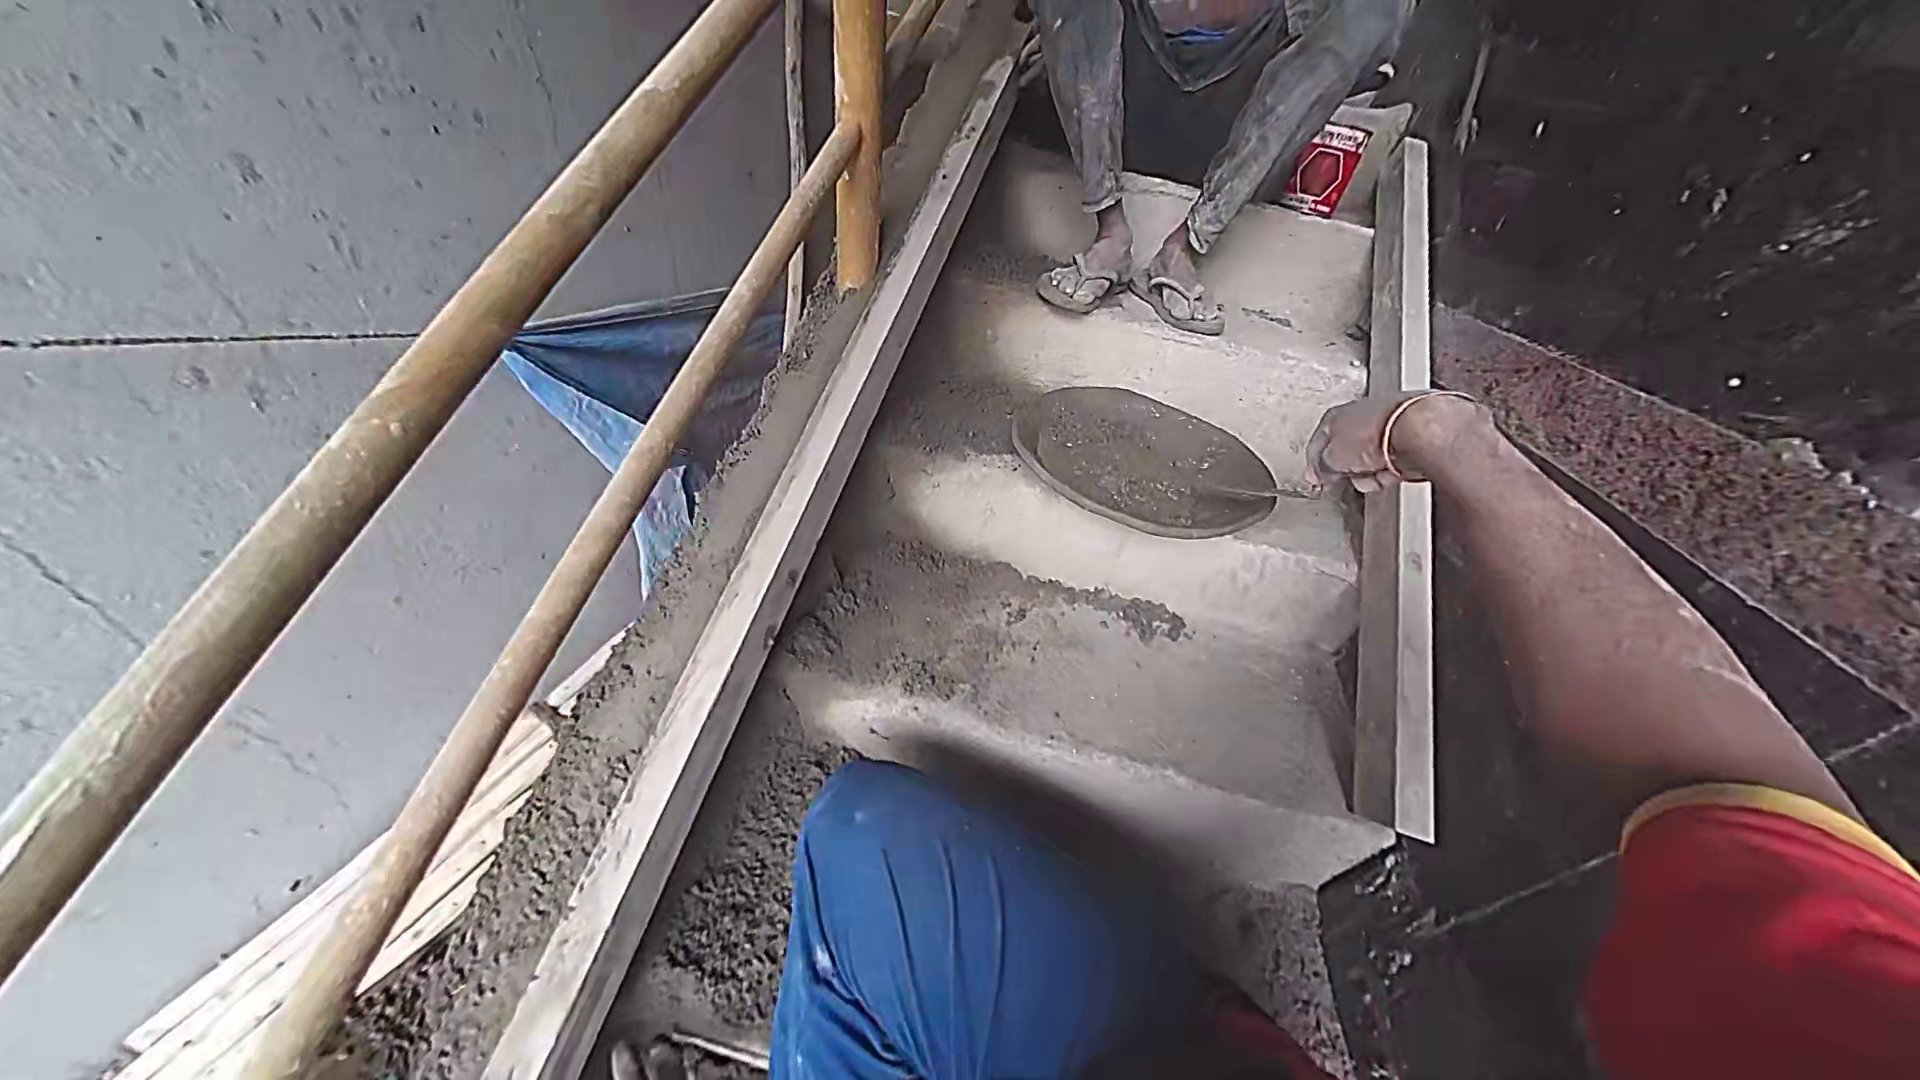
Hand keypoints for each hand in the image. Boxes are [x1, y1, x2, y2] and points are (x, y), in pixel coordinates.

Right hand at [1304, 390, 1480, 493]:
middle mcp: (1361, 414)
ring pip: (1371, 458)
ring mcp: (1387, 422)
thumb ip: (1321, 468)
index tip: (1315, 480)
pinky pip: (1393, 460)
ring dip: (1369, 473)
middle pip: (1347, 452)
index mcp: (1335, 415)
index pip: (1318, 444)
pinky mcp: (1411, 433)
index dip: (1314, 466)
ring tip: (1374, 478)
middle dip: (1347, 470)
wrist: (1419, 430)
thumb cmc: (1376, 435)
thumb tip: (1323, 474)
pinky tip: (1391, 475)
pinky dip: (1391, 470)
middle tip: (1347, 480)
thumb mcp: (1332, 459)